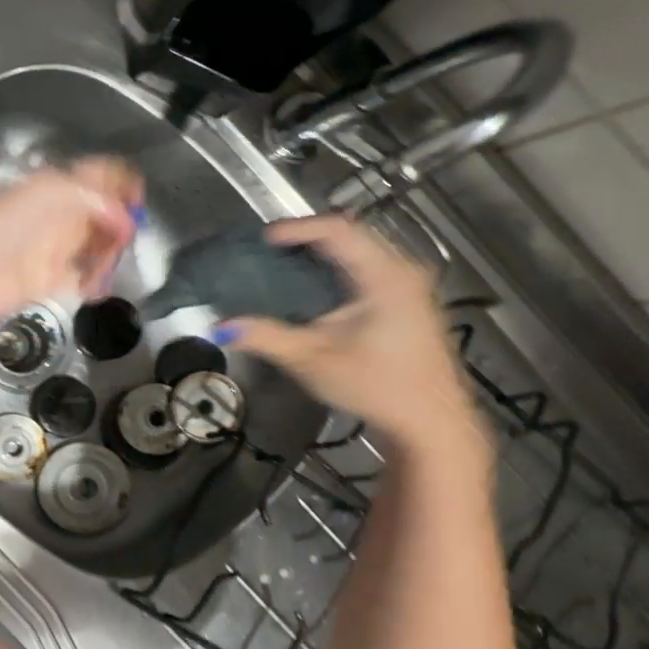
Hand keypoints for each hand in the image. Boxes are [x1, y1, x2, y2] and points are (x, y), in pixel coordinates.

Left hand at [0, 157, 142, 331]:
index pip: (101, 178)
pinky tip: (95, 288)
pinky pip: (80, 281)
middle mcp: (57, 217)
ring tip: (102, 269)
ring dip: (109, 257)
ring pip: (97, 248)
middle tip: (118, 243)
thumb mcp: (47, 196)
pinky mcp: (45, 282)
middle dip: (119, 227)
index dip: (124, 186)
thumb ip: (92, 197)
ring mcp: (52, 250)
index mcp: (56, 188)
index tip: (136, 203)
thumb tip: (123, 216)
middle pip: (106, 216)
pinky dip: (94, 284)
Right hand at [221, 216, 482, 450]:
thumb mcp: (312, 359)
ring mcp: (406, 287)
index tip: (261, 238)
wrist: (427, 419)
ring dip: (318, 254)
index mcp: (385, 277)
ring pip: (358, 252)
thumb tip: (221, 326)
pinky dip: (331, 269)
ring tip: (278, 263)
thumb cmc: (376, 385)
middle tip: (264, 249)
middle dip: (305, 238)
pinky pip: (363, 269)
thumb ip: (265, 337)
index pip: (339, 232)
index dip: (298, 229)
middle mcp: (401, 273)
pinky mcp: (403, 302)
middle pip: (350, 236)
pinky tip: (305, 286)